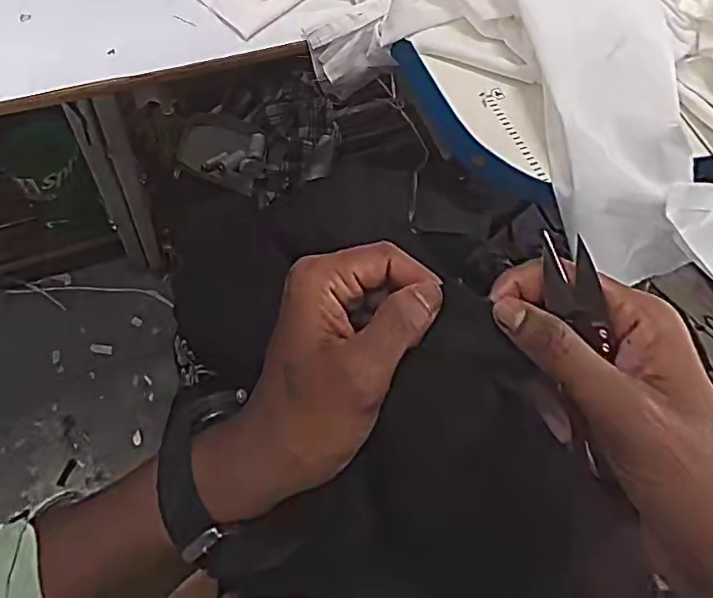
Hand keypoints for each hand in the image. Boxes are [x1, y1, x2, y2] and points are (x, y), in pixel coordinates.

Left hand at [193, 242, 442, 521]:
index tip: (436, 313)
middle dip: (408, 304)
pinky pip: (374, 311)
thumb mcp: (364, 371)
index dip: (418, 282)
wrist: (276, 458)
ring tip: (395, 357)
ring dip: (399, 321)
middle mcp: (318, 280)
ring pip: (383, 292)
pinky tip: (386, 360)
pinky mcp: (332, 321)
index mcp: (318, 278)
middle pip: (386, 271)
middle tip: (414, 343)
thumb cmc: (305, 423)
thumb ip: (400, 324)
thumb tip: (430, 292)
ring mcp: (324, 300)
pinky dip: (389, 332)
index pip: (387, 256)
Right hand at [489, 261, 712, 492]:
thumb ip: (560, 352)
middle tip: (553, 390)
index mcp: (647, 321)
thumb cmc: (704, 487)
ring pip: (555, 361)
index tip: (498, 309)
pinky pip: (562, 395)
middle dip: (545, 358)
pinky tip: (581, 442)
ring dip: (556, 396)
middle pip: (558, 319)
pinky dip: (562, 418)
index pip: (571, 277)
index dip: (529, 287)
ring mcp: (620, 378)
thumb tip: (513, 311)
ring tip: (578, 429)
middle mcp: (634, 342)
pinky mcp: (608, 410)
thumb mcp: (621, 408)